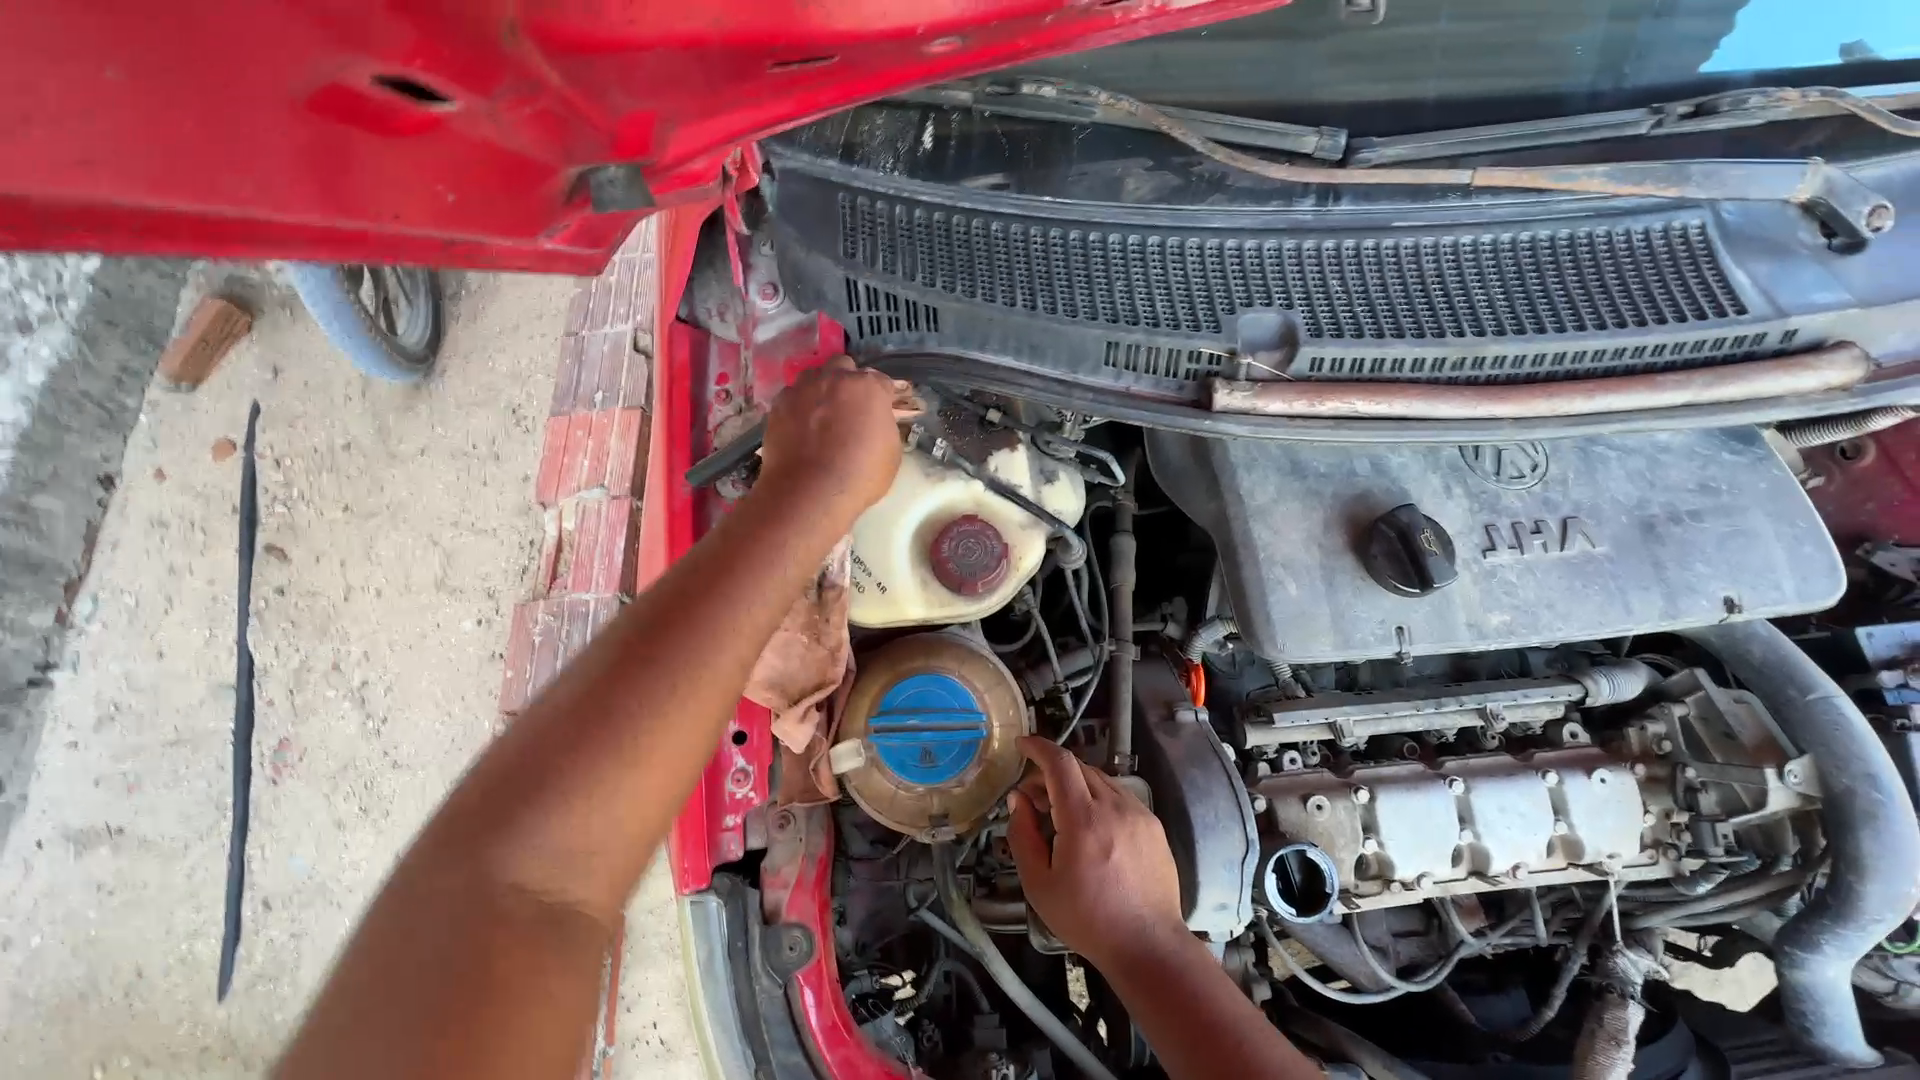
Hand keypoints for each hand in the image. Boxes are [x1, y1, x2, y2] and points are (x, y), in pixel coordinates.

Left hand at [757, 356, 902, 524]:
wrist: (809, 492)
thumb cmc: (859, 477)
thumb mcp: (891, 454)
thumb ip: (884, 427)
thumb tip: (875, 422)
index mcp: (868, 388)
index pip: (882, 382)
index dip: (882, 398)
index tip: (880, 412)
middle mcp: (835, 379)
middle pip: (844, 368)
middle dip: (849, 382)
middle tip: (849, 408)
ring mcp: (803, 389)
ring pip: (814, 376)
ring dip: (821, 388)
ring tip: (821, 413)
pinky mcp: (779, 404)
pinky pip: (792, 396)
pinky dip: (798, 405)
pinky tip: (800, 426)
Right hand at [1005, 736, 1187, 972]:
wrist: (1148, 945)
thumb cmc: (1087, 919)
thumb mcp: (1039, 884)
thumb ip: (1023, 835)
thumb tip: (1019, 800)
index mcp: (1084, 818)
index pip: (1060, 763)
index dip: (1038, 747)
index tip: (1022, 744)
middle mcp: (1115, 806)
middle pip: (1079, 768)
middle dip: (1052, 772)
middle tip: (1033, 796)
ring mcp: (1139, 814)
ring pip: (1101, 781)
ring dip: (1076, 785)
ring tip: (1060, 813)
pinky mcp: (1154, 827)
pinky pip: (1120, 797)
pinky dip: (1098, 799)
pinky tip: (1091, 827)